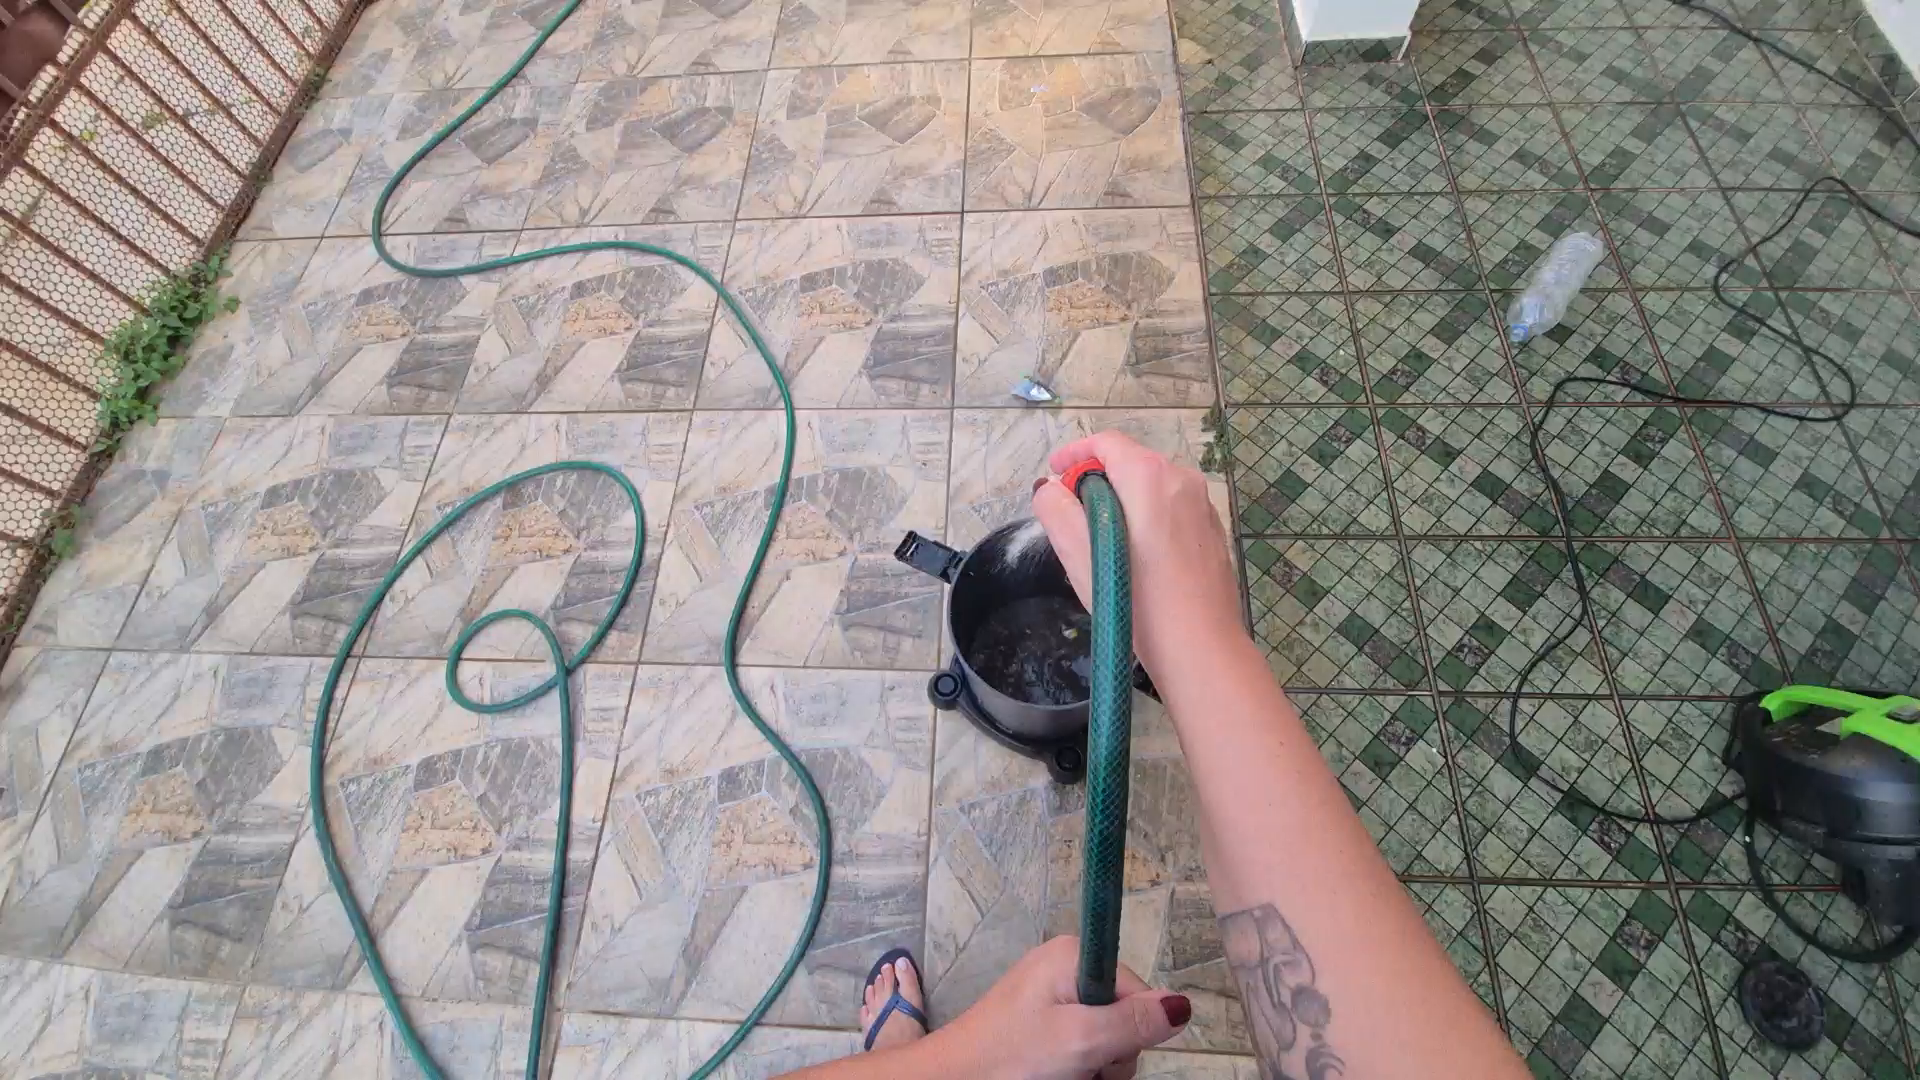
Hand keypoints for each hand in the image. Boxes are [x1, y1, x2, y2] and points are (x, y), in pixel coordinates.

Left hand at [937, 936, 1189, 1079]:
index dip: (1132, 1030)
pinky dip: (1077, 1069)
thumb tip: (1184, 1004)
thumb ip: (1132, 1023)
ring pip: (1104, 1039)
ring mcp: (1053, 994)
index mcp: (1074, 955)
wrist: (955, 1079)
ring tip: (1062, 1075)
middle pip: (1123, 1018)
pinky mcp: (1043, 1022)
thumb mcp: (1079, 1041)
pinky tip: (1058, 1076)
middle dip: (1110, 1057)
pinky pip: (1081, 1045)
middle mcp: (1066, 966)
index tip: (1103, 1050)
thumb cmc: (1014, 1055)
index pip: (1138, 992)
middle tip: (1077, 1070)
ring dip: (1093, 1069)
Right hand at [1031, 431, 1245, 677]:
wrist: (1201, 648)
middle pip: (1130, 464)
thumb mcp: (1079, 555)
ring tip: (1100, 541)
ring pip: (1151, 488)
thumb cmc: (1135, 599)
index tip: (1054, 474)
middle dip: (1096, 481)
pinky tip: (1137, 558)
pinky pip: (1171, 510)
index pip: (1106, 443)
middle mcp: (1182, 479)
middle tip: (1071, 515)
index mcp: (1150, 476)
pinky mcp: (1213, 532)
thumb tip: (1051, 489)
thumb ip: (1056, 511)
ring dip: (1121, 501)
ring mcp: (1204, 505)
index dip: (1074, 454)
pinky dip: (1146, 518)